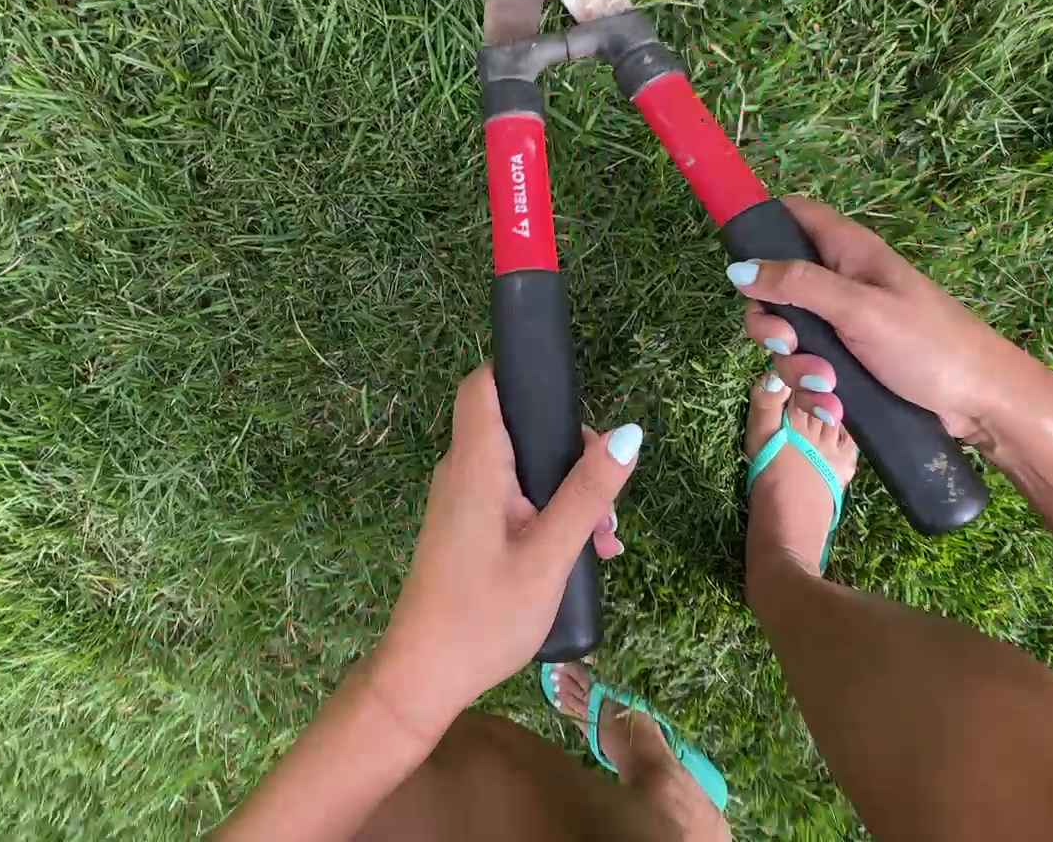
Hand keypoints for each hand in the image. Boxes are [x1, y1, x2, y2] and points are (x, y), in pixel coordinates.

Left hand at [368, 363, 637, 741]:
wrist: (423, 680)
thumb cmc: (483, 615)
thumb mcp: (549, 555)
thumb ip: (587, 493)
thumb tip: (629, 433)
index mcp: (476, 465)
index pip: (483, 385)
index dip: (520, 373)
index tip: (569, 397)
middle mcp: (463, 472)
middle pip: (516, 426)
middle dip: (567, 449)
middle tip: (606, 494)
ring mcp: (463, 500)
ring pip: (521, 468)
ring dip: (566, 489)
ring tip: (604, 535)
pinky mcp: (468, 526)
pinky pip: (513, 498)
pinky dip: (548, 511)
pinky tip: (585, 549)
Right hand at [729, 195, 1052, 444]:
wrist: (981, 403)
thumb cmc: (928, 344)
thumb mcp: (858, 309)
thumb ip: (797, 285)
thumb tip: (739, 268)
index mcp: (847, 252)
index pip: (792, 216)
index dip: (761, 228)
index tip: (738, 262)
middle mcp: (838, 283)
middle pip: (774, 288)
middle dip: (772, 324)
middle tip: (787, 344)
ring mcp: (841, 324)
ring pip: (787, 336)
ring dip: (796, 367)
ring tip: (828, 388)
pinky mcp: (846, 361)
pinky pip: (807, 368)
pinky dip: (813, 389)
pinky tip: (834, 406)